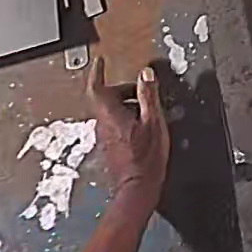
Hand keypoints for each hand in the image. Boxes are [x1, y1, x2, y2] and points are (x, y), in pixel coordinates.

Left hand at [85, 57, 168, 201]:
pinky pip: (115, 124)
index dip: (97, 71)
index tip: (99, 61)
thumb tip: (146, 74)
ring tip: (147, 110)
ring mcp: (104, 137)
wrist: (137, 190)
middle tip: (142, 89)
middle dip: (124, 90)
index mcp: (111, 114)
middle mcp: (103, 124)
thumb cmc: (146, 158)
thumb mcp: (154, 121)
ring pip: (112, 111)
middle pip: (107, 98)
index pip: (97, 86)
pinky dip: (127, 119)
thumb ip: (148, 95)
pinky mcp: (110, 146)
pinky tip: (143, 127)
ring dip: (127, 105)